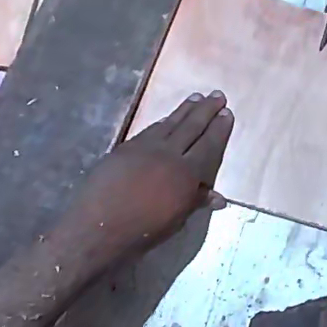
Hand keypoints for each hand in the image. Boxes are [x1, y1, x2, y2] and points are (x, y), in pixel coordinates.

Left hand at [59, 92, 233, 263]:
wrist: (99, 228)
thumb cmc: (143, 231)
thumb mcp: (177, 219)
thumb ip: (196, 201)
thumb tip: (218, 196)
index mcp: (186, 174)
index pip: (209, 145)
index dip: (219, 129)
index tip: (227, 113)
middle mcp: (168, 154)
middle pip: (191, 127)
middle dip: (206, 110)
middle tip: (217, 95)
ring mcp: (145, 149)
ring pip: (170, 123)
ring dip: (185, 109)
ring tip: (197, 97)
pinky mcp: (125, 149)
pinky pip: (150, 130)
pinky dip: (162, 122)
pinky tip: (167, 118)